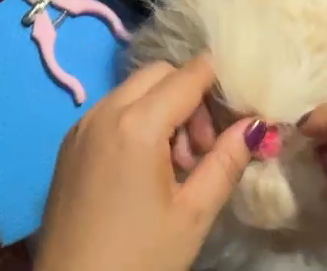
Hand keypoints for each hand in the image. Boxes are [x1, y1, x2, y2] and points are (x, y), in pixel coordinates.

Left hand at [36, 56, 252, 270]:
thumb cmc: (139, 258)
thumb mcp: (193, 214)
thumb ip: (227, 161)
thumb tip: (257, 124)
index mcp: (138, 123)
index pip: (189, 74)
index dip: (219, 81)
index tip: (236, 111)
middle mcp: (105, 109)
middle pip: (159, 74)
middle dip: (189, 98)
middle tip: (202, 150)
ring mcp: (83, 124)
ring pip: (134, 89)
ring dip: (162, 109)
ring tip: (176, 166)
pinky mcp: (70, 142)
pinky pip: (111, 109)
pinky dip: (136, 120)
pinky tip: (144, 170)